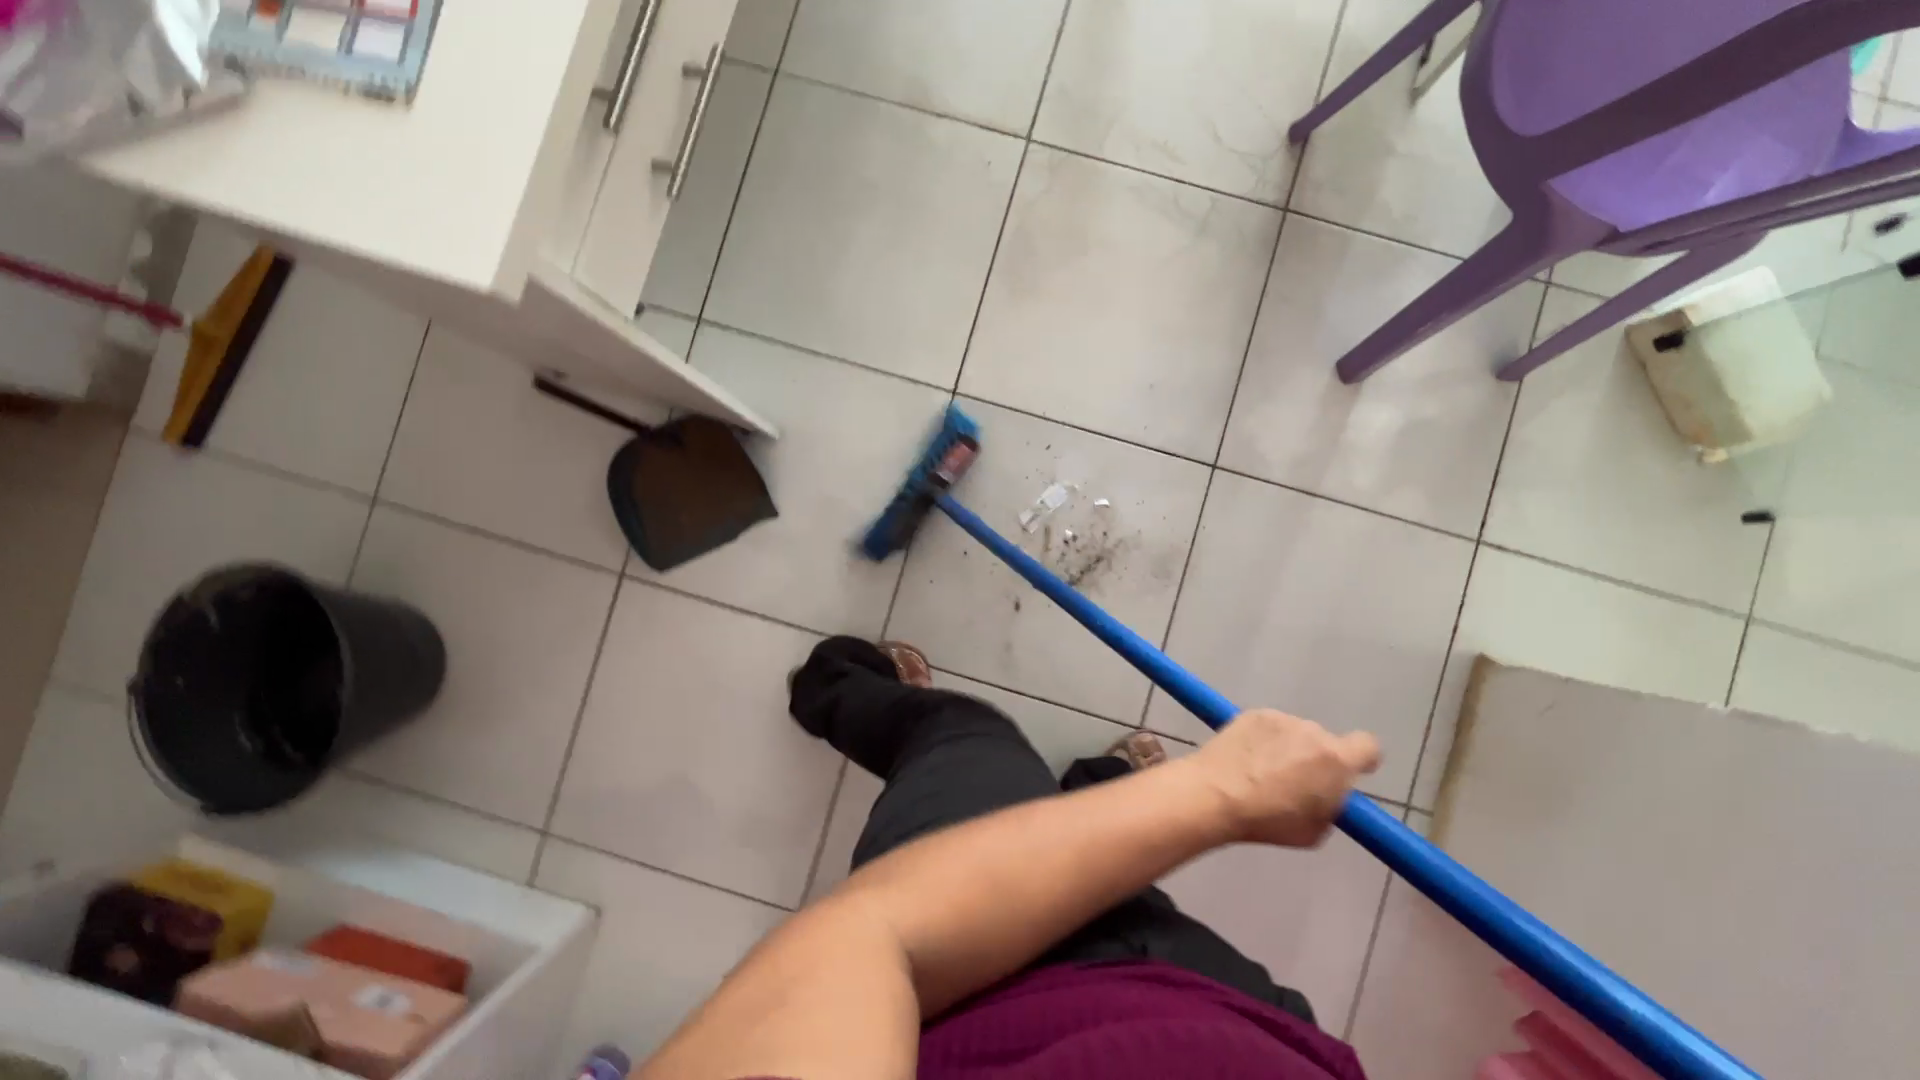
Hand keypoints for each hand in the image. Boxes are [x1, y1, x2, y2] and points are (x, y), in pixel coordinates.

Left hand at [1189, 710, 1380, 847]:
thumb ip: (1331, 806)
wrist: (1214, 794)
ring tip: (1262, 771)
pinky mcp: (1253, 713)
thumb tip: (1327, 795)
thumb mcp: (1316, 830)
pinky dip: (1264, 739)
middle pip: (1326, 742)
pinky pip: (1270, 727)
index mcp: (1337, 760)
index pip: (1369, 747)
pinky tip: (1246, 758)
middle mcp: (1313, 731)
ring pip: (1296, 734)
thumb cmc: (1268, 820)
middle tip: (1294, 781)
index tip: (1351, 773)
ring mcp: (1281, 718)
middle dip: (1317, 759)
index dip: (1362, 760)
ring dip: (1289, 748)